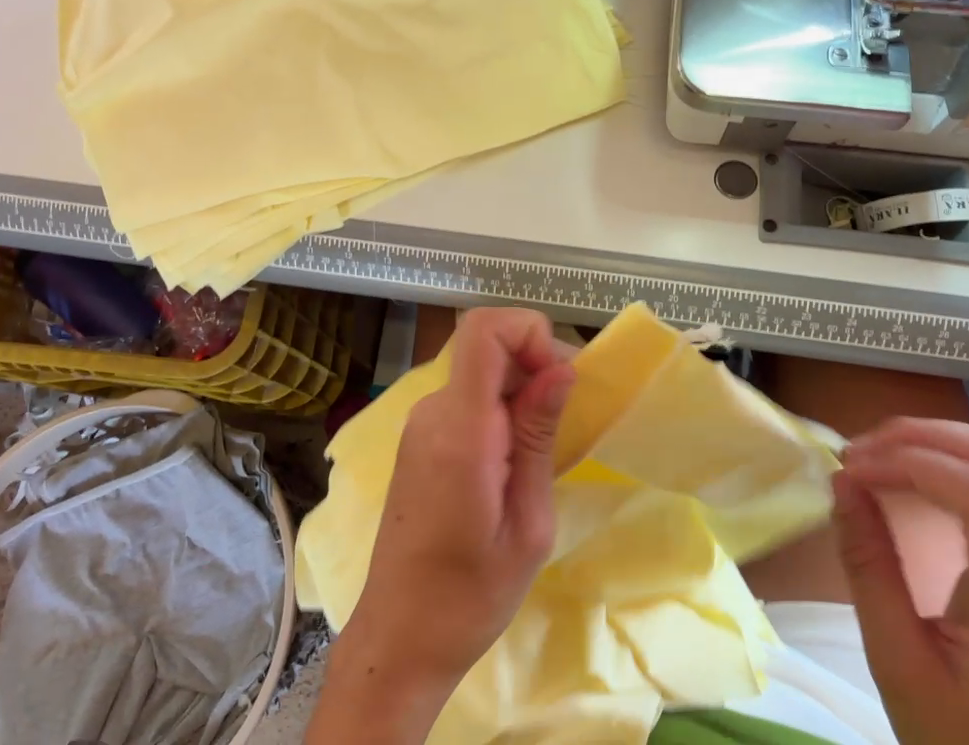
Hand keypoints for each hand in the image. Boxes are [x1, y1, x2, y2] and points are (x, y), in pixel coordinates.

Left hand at [308, 308, 575, 744]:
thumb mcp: (528, 523)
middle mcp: (432, 413)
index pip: (483, 331)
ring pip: (480, 375)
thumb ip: (538, 436)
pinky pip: (467, 403)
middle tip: (568, 424)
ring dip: (520, 393)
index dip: (529, 332)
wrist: (400, 638)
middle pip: (487, 349)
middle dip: (536, 367)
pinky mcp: (418, 443)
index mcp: (460, 430)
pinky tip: (516, 464)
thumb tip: (561, 369)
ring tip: (545, 453)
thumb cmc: (472, 595)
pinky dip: (500, 413)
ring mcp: (419, 427)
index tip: (562, 381)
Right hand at [835, 418, 968, 744]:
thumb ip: (869, 567)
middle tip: (858, 452)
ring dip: (941, 442)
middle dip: (926, 440)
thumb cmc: (947, 734)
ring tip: (878, 454)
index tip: (851, 468)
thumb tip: (843, 482)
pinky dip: (952, 463)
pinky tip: (908, 473)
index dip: (915, 464)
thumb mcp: (893, 659)